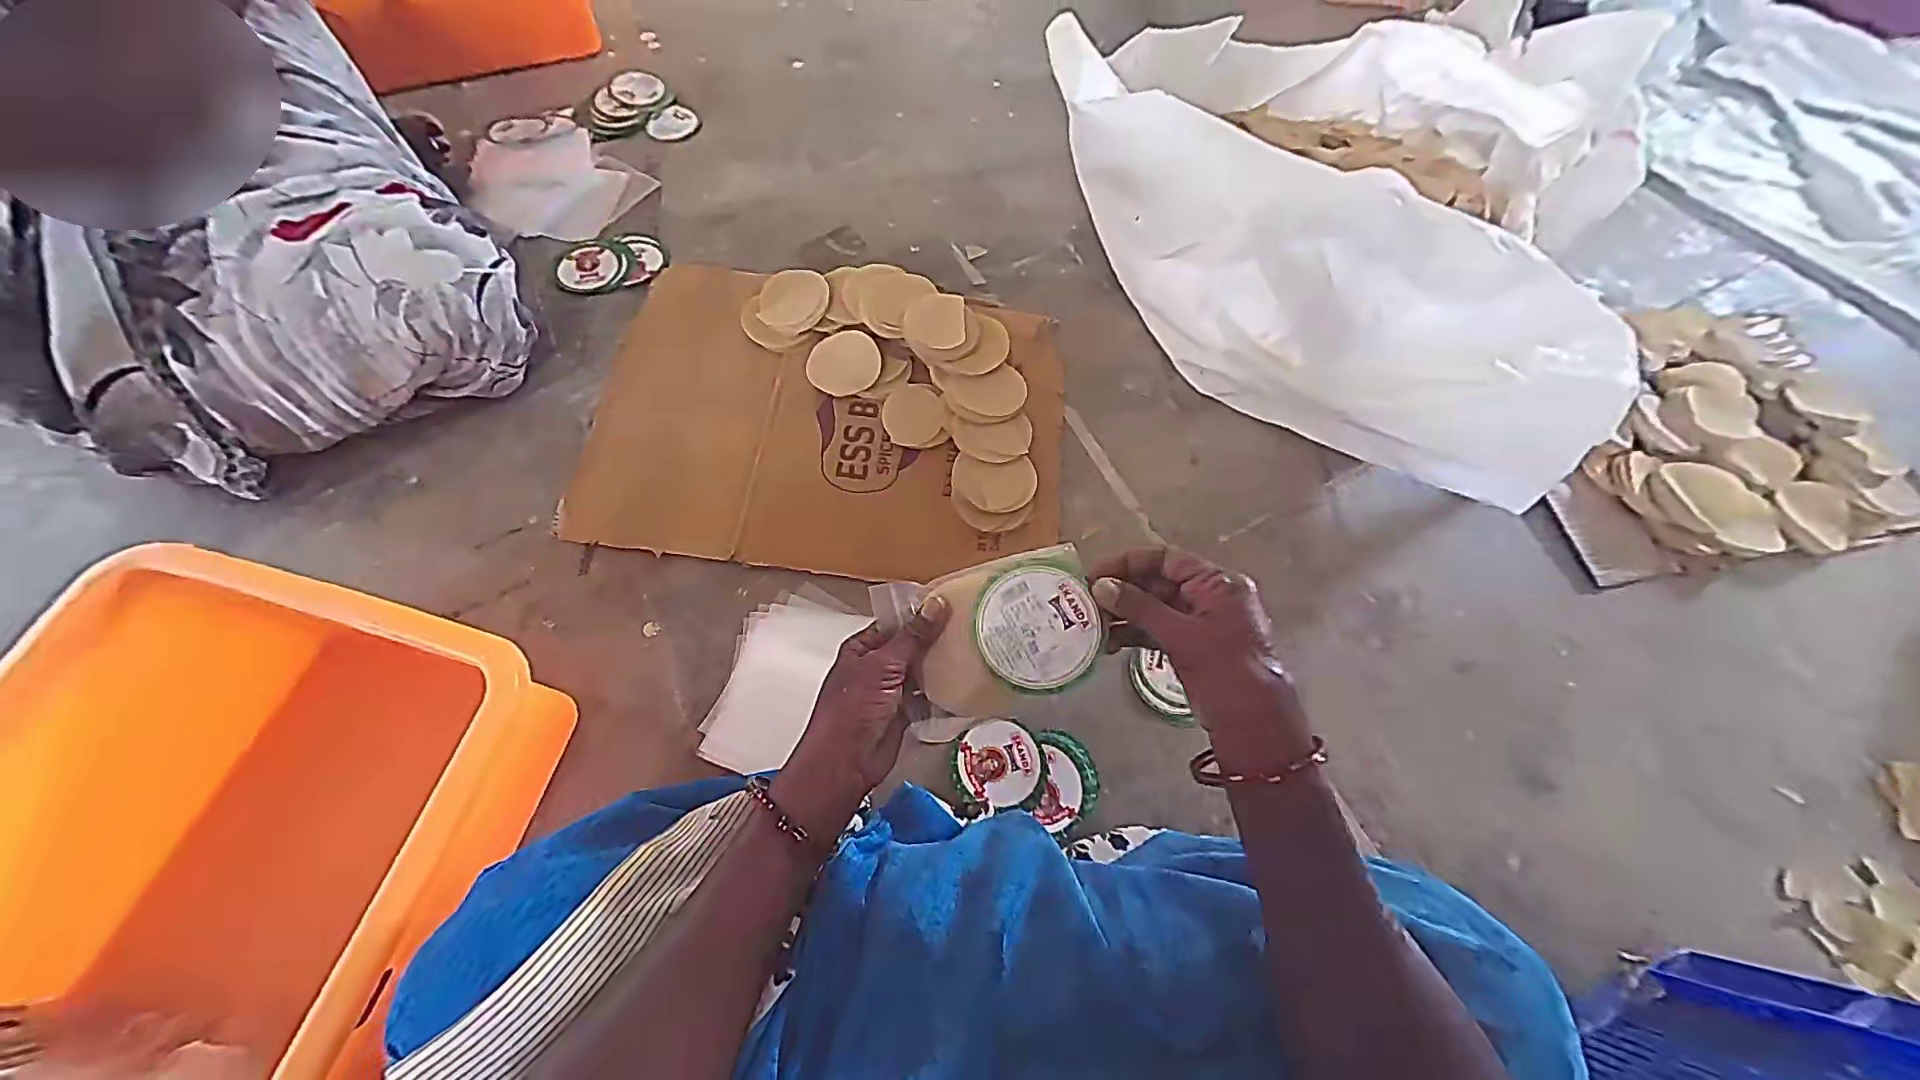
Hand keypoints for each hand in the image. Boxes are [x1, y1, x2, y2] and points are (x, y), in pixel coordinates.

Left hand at [771, 597, 950, 840]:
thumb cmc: (852, 710)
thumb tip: (936, 605)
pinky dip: (941, 690)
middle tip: (968, 626)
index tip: (950, 605)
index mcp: (862, 648)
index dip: (919, 614)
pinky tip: (963, 680)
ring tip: (972, 649)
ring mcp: (890, 691)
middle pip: (910, 647)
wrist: (846, 763)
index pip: (895, 623)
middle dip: (934, 640)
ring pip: (920, 671)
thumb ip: (912, 636)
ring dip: (940, 665)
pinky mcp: (903, 713)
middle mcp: (875, 667)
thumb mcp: (883, 665)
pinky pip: (927, 696)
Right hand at [1090, 548, 1312, 761]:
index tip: (1096, 573)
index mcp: (1217, 585)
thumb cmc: (1226, 672)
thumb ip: (1140, 608)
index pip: (1167, 560)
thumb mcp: (1181, 636)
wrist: (1254, 725)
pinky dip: (1134, 634)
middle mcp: (1209, 598)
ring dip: (1124, 614)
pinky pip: (1156, 631)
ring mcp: (1200, 624)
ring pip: (1154, 608)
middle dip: (1122, 591)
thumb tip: (1102, 586)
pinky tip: (1109, 642)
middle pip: (1158, 583)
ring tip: (1093, 623)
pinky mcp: (1190, 647)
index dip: (1129, 563)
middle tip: (1087, 600)